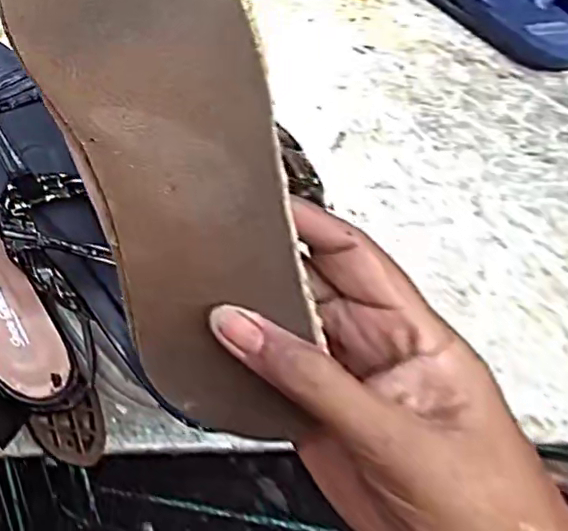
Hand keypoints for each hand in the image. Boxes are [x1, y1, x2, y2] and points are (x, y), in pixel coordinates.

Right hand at [209, 201, 567, 530]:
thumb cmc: (492, 516)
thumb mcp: (401, 439)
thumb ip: (311, 378)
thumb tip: (235, 323)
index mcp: (416, 341)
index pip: (354, 256)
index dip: (307, 221)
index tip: (259, 196)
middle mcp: (369, 348)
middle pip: (299, 282)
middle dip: (254, 264)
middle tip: (210, 249)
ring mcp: (334, 375)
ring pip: (268, 320)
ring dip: (235, 311)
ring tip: (201, 298)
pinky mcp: (302, 402)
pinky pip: (252, 358)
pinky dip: (224, 347)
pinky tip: (207, 340)